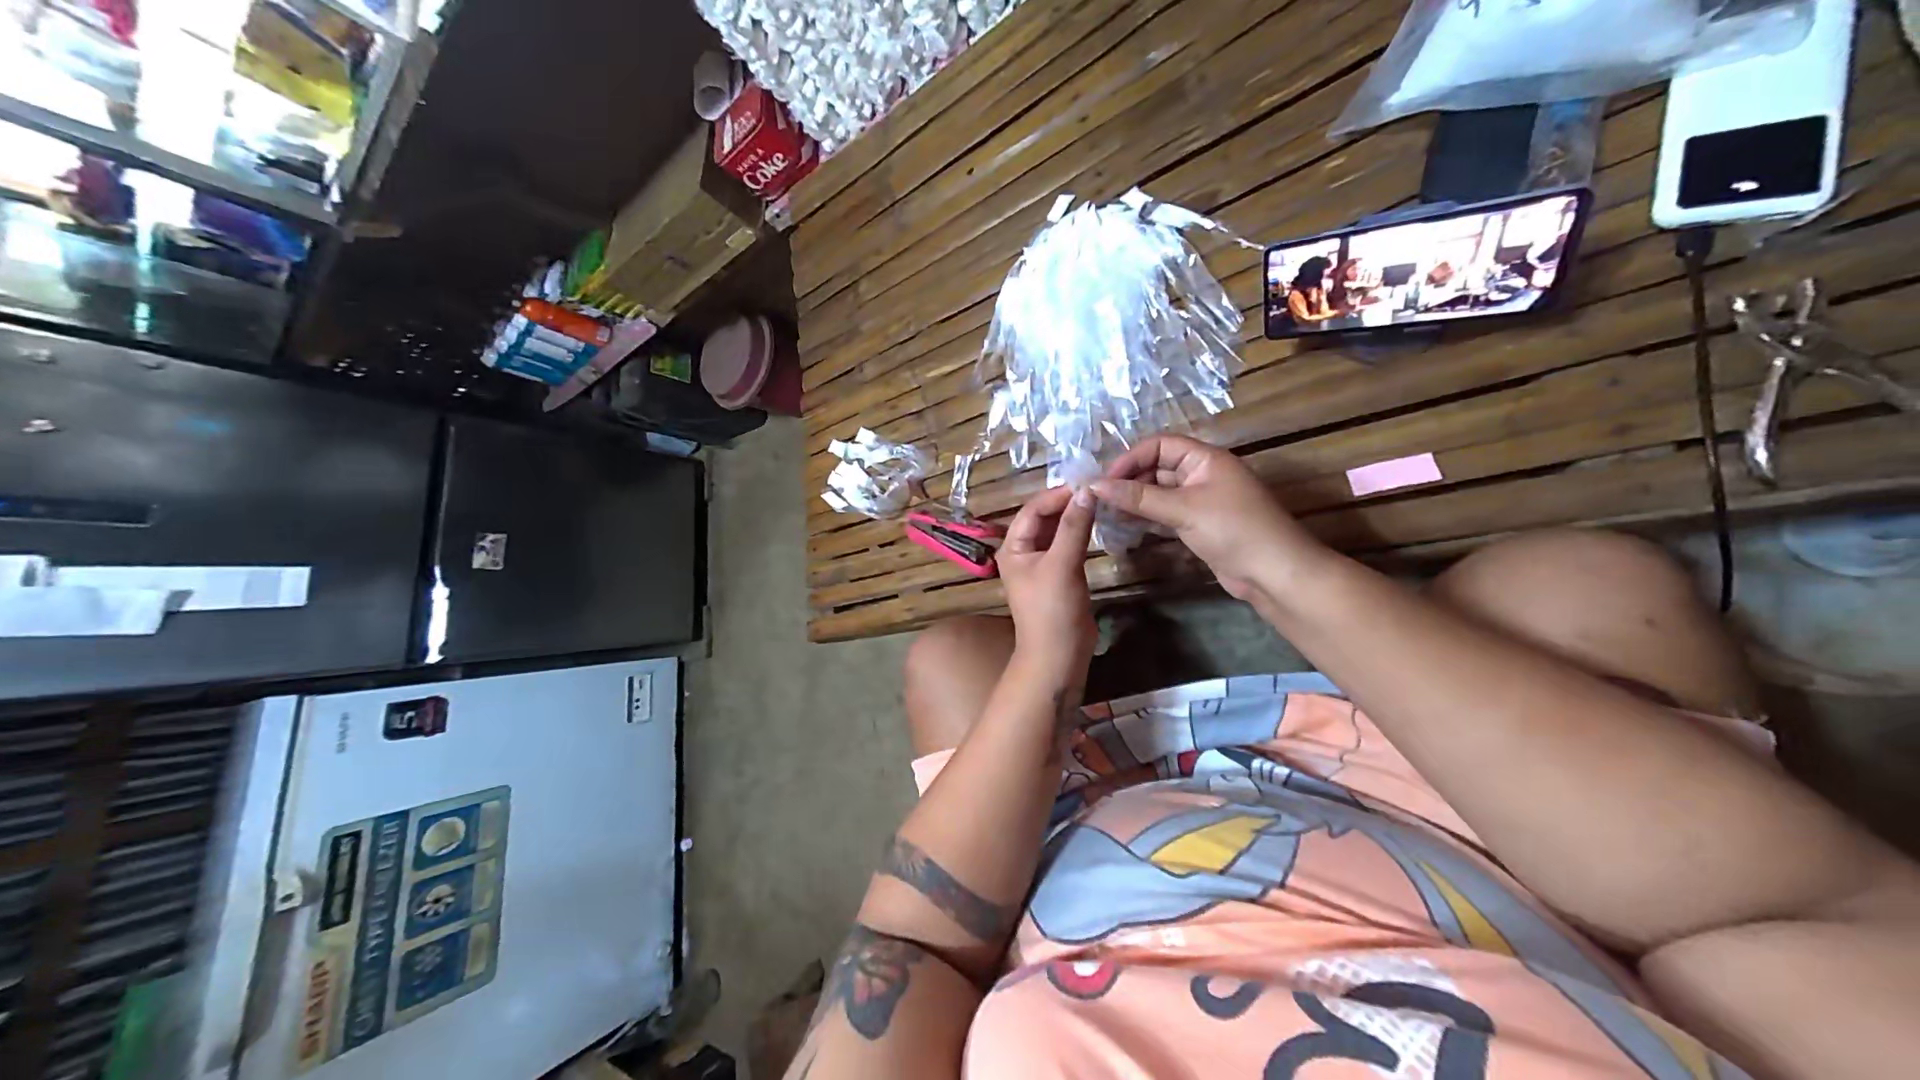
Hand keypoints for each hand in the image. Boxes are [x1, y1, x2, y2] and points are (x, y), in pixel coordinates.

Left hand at [997, 485, 1096, 683]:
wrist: (1059, 655)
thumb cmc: (1052, 609)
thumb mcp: (1062, 564)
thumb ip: (1074, 526)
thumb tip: (1087, 491)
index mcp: (1013, 547)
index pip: (1033, 509)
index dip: (1057, 495)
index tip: (1086, 483)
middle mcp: (1023, 552)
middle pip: (1044, 518)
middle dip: (1067, 503)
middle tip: (1097, 489)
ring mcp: (1042, 565)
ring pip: (1057, 531)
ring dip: (1074, 517)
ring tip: (1099, 501)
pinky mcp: (1059, 575)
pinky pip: (1067, 546)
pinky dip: (1080, 534)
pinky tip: (1097, 524)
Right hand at [1090, 435, 1319, 598]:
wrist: (1274, 573)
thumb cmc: (1233, 530)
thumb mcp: (1183, 509)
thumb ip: (1138, 497)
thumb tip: (1096, 486)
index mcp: (1205, 459)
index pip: (1159, 445)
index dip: (1131, 459)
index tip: (1105, 481)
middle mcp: (1202, 474)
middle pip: (1157, 468)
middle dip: (1129, 481)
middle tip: (1099, 501)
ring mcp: (1201, 501)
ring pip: (1159, 493)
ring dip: (1134, 502)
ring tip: (1106, 515)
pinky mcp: (1199, 525)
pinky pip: (1166, 514)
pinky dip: (1146, 518)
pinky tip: (1125, 528)